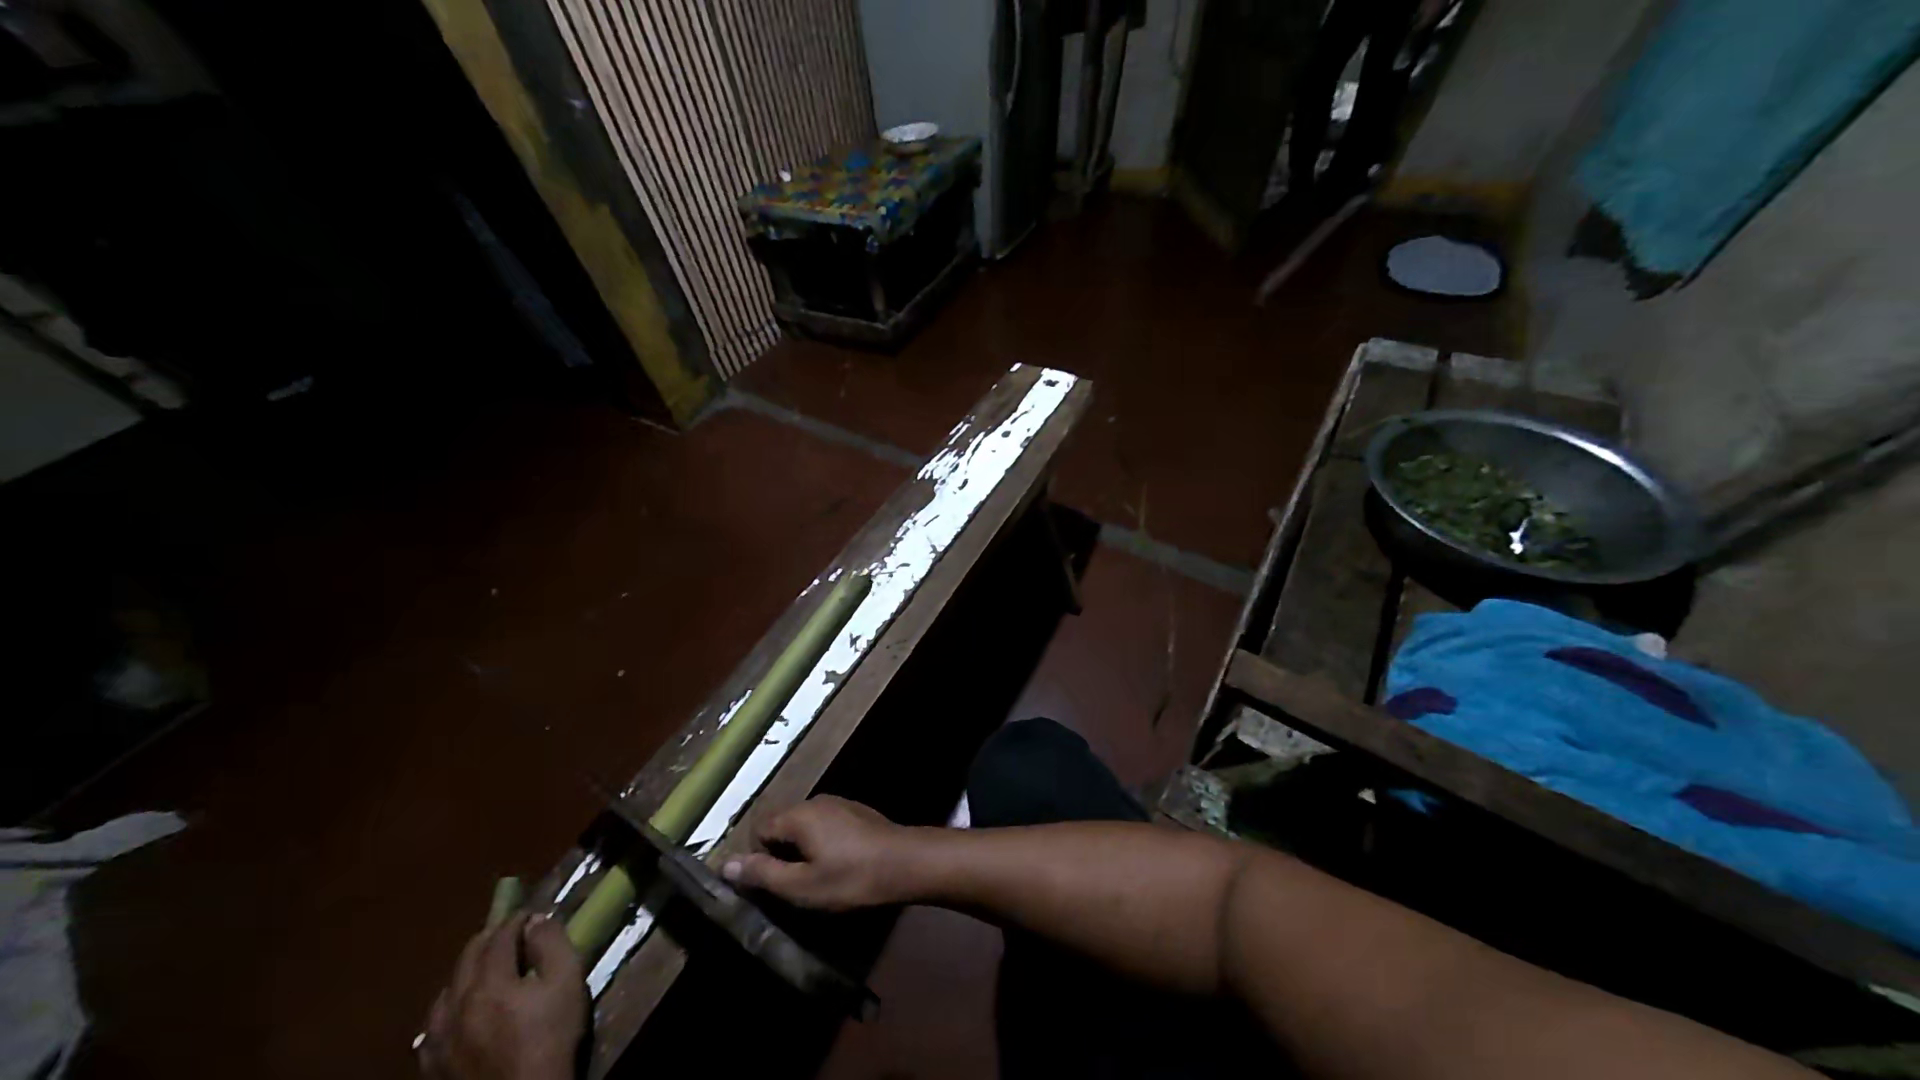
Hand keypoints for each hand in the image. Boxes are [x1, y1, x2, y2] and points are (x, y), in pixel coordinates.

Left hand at [419, 913, 586, 1079]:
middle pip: (467, 958)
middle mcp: (456, 1004)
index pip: (498, 936)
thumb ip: (552, 945)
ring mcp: (438, 1037)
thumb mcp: (567, 982)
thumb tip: (537, 921)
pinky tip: (460, 1011)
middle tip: (509, 932)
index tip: (530, 913)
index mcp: (489, 982)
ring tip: (485, 969)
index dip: (515, 920)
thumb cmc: (550, 1037)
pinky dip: (449, 1005)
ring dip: (466, 970)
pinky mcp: (432, 1064)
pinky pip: (433, 1024)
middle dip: (489, 938)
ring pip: (446, 989)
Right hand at [720, 796, 920, 910]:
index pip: (759, 829)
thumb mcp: (802, 886)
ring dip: (804, 851)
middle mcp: (816, 801)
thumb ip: (763, 874)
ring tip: (820, 879)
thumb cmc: (851, 878)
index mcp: (798, 815)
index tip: (774, 884)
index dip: (759, 858)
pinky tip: (841, 865)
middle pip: (782, 826)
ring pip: (805, 826)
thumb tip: (725, 865)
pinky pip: (826, 826)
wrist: (907, 863)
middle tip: (797, 885)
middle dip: (782, 855)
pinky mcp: (857, 812)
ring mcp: (840, 803)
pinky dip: (824, 844)